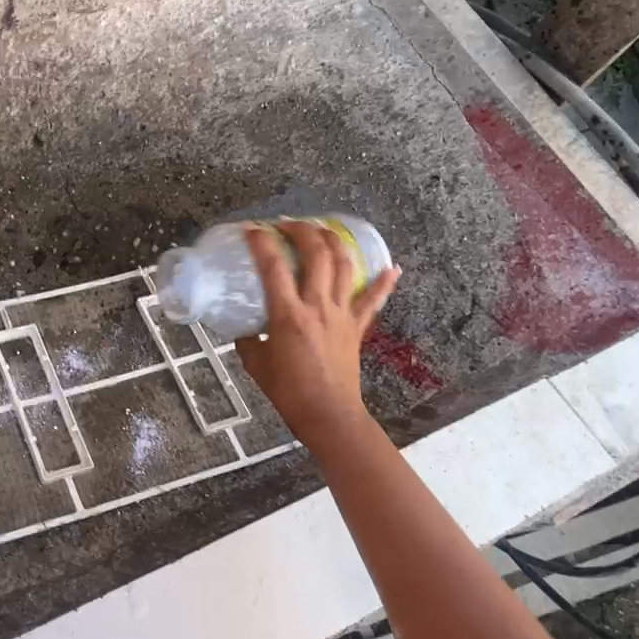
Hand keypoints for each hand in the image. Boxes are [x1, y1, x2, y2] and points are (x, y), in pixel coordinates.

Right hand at [234, 220, 400, 436]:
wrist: (328, 414)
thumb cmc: (288, 391)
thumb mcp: (255, 362)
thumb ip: (250, 339)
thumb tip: (247, 328)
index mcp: (288, 314)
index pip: (273, 266)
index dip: (261, 242)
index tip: (251, 230)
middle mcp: (318, 306)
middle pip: (316, 254)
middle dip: (301, 230)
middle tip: (286, 224)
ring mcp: (341, 314)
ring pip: (344, 266)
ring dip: (333, 242)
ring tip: (321, 229)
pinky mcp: (357, 327)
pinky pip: (373, 300)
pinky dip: (384, 282)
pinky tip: (392, 266)